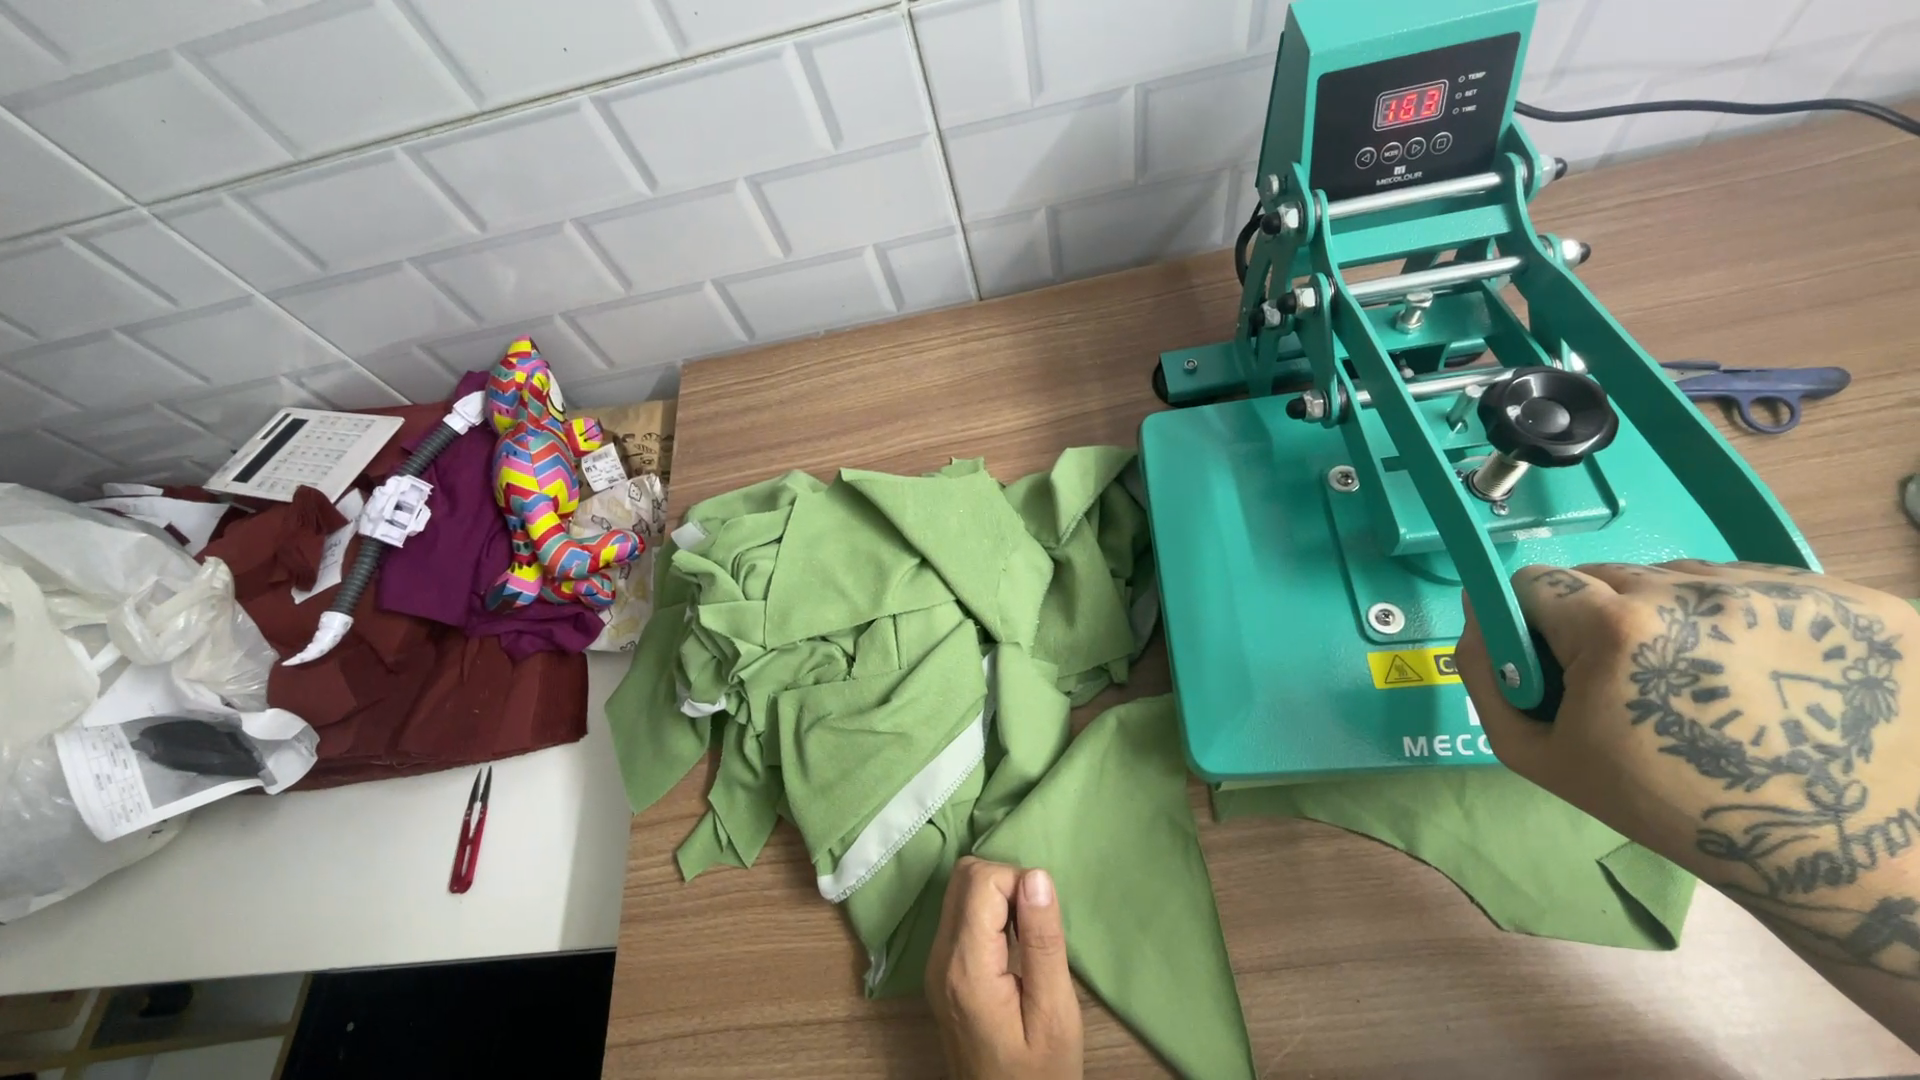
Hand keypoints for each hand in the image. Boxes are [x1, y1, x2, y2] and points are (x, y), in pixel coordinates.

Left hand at [925, 857, 1082, 1079]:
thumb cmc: (1039, 1073)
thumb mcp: (1054, 1013)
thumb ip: (1043, 941)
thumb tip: (1037, 876)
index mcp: (965, 967)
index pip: (981, 880)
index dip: (1019, 883)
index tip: (1044, 920)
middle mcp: (939, 957)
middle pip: (964, 877)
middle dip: (1007, 882)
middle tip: (1037, 925)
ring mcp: (935, 964)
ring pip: (959, 890)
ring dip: (998, 895)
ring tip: (1027, 936)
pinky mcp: (940, 970)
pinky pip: (960, 913)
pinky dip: (988, 911)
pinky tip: (1012, 944)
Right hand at [1458, 561, 1919, 966]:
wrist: (1832, 851)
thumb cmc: (1664, 805)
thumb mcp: (1537, 753)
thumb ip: (1486, 674)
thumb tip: (1477, 612)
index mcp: (1615, 627)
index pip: (1537, 581)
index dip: (1532, 619)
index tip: (1558, 661)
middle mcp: (1694, 591)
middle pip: (1606, 574)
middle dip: (1596, 616)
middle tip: (1629, 680)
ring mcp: (1780, 591)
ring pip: (1678, 577)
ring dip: (1665, 614)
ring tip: (1698, 679)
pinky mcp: (1851, 602)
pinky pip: (1752, 586)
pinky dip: (1736, 619)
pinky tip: (1755, 674)